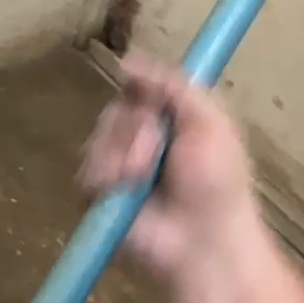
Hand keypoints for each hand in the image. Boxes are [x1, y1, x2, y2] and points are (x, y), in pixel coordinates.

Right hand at [78, 54, 270, 299]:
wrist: (204, 243)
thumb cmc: (218, 183)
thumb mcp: (210, 123)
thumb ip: (175, 85)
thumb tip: (127, 59)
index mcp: (172, 119)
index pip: (139, 86)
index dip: (135, 85)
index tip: (133, 86)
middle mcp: (144, 139)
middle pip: (115, 110)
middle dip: (132, 128)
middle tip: (154, 153)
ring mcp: (120, 167)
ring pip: (98, 137)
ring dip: (119, 154)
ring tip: (140, 179)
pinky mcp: (102, 196)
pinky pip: (86, 170)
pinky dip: (101, 176)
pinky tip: (119, 189)